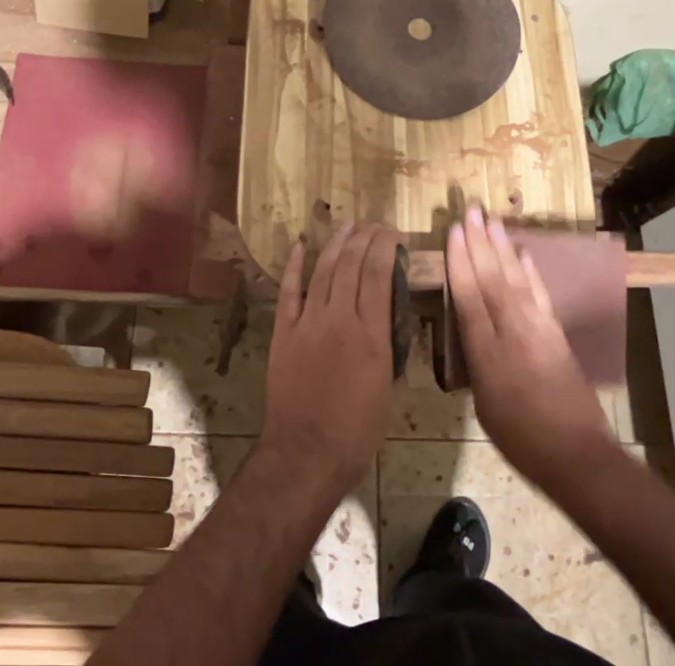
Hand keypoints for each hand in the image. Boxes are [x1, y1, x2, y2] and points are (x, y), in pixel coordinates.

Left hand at [259, 222, 399, 489]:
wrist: (307, 451)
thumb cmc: (357, 429)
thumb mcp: (386, 386)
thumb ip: (388, 346)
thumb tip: (391, 318)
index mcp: (370, 333)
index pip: (378, 275)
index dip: (385, 247)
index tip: (391, 232)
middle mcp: (338, 319)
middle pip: (350, 265)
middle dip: (363, 239)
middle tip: (372, 223)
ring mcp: (307, 323)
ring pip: (322, 271)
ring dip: (335, 244)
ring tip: (346, 225)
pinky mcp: (283, 333)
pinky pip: (288, 291)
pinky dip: (293, 266)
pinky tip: (299, 246)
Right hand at [448, 206, 615, 490]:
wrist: (578, 455)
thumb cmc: (521, 440)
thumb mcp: (484, 406)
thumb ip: (477, 365)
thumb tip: (469, 335)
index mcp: (488, 356)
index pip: (470, 299)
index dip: (460, 263)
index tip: (454, 232)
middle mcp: (513, 335)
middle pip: (493, 280)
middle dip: (480, 243)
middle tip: (470, 210)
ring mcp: (538, 332)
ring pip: (516, 281)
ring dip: (502, 248)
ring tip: (492, 221)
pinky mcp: (556, 335)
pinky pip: (540, 295)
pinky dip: (530, 272)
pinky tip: (522, 253)